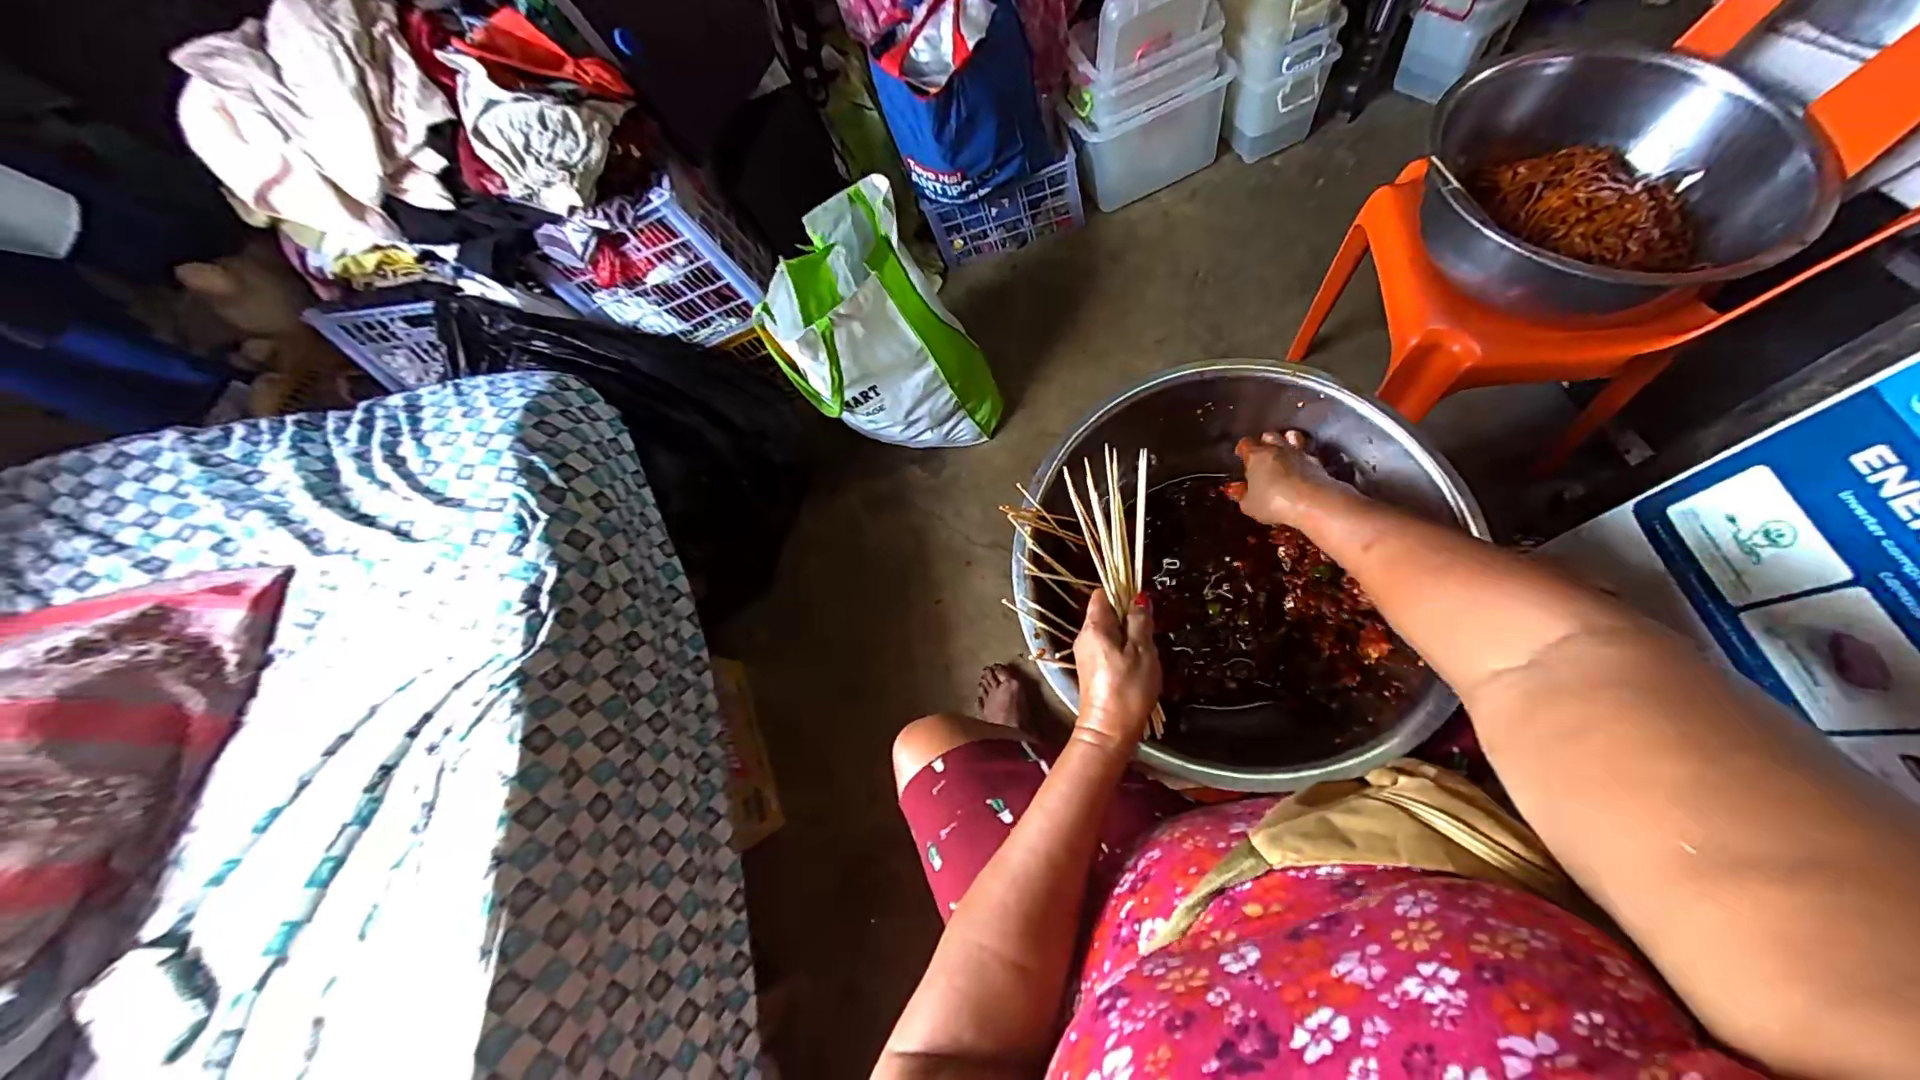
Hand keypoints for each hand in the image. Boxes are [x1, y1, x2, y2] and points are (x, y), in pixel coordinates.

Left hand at [1072, 591, 1160, 754]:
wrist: (1108, 729)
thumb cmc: (1128, 688)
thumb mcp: (1142, 651)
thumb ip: (1140, 622)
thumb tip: (1138, 598)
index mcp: (1093, 627)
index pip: (1101, 594)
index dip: (1121, 591)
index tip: (1141, 601)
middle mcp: (1084, 636)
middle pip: (1104, 612)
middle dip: (1127, 614)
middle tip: (1149, 626)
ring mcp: (1085, 653)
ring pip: (1107, 631)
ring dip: (1127, 633)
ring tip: (1147, 646)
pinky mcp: (1090, 668)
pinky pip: (1106, 647)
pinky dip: (1122, 647)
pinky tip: (1137, 661)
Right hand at [1226, 430, 1357, 526]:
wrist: (1313, 503)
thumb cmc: (1273, 503)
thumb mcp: (1249, 505)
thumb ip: (1241, 495)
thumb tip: (1235, 488)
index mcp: (1256, 456)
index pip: (1245, 443)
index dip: (1242, 449)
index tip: (1241, 457)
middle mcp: (1276, 449)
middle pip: (1268, 436)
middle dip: (1264, 442)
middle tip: (1261, 456)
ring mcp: (1298, 453)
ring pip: (1291, 436)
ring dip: (1286, 441)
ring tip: (1283, 452)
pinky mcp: (1316, 461)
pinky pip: (1306, 452)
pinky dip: (1302, 457)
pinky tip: (1300, 467)